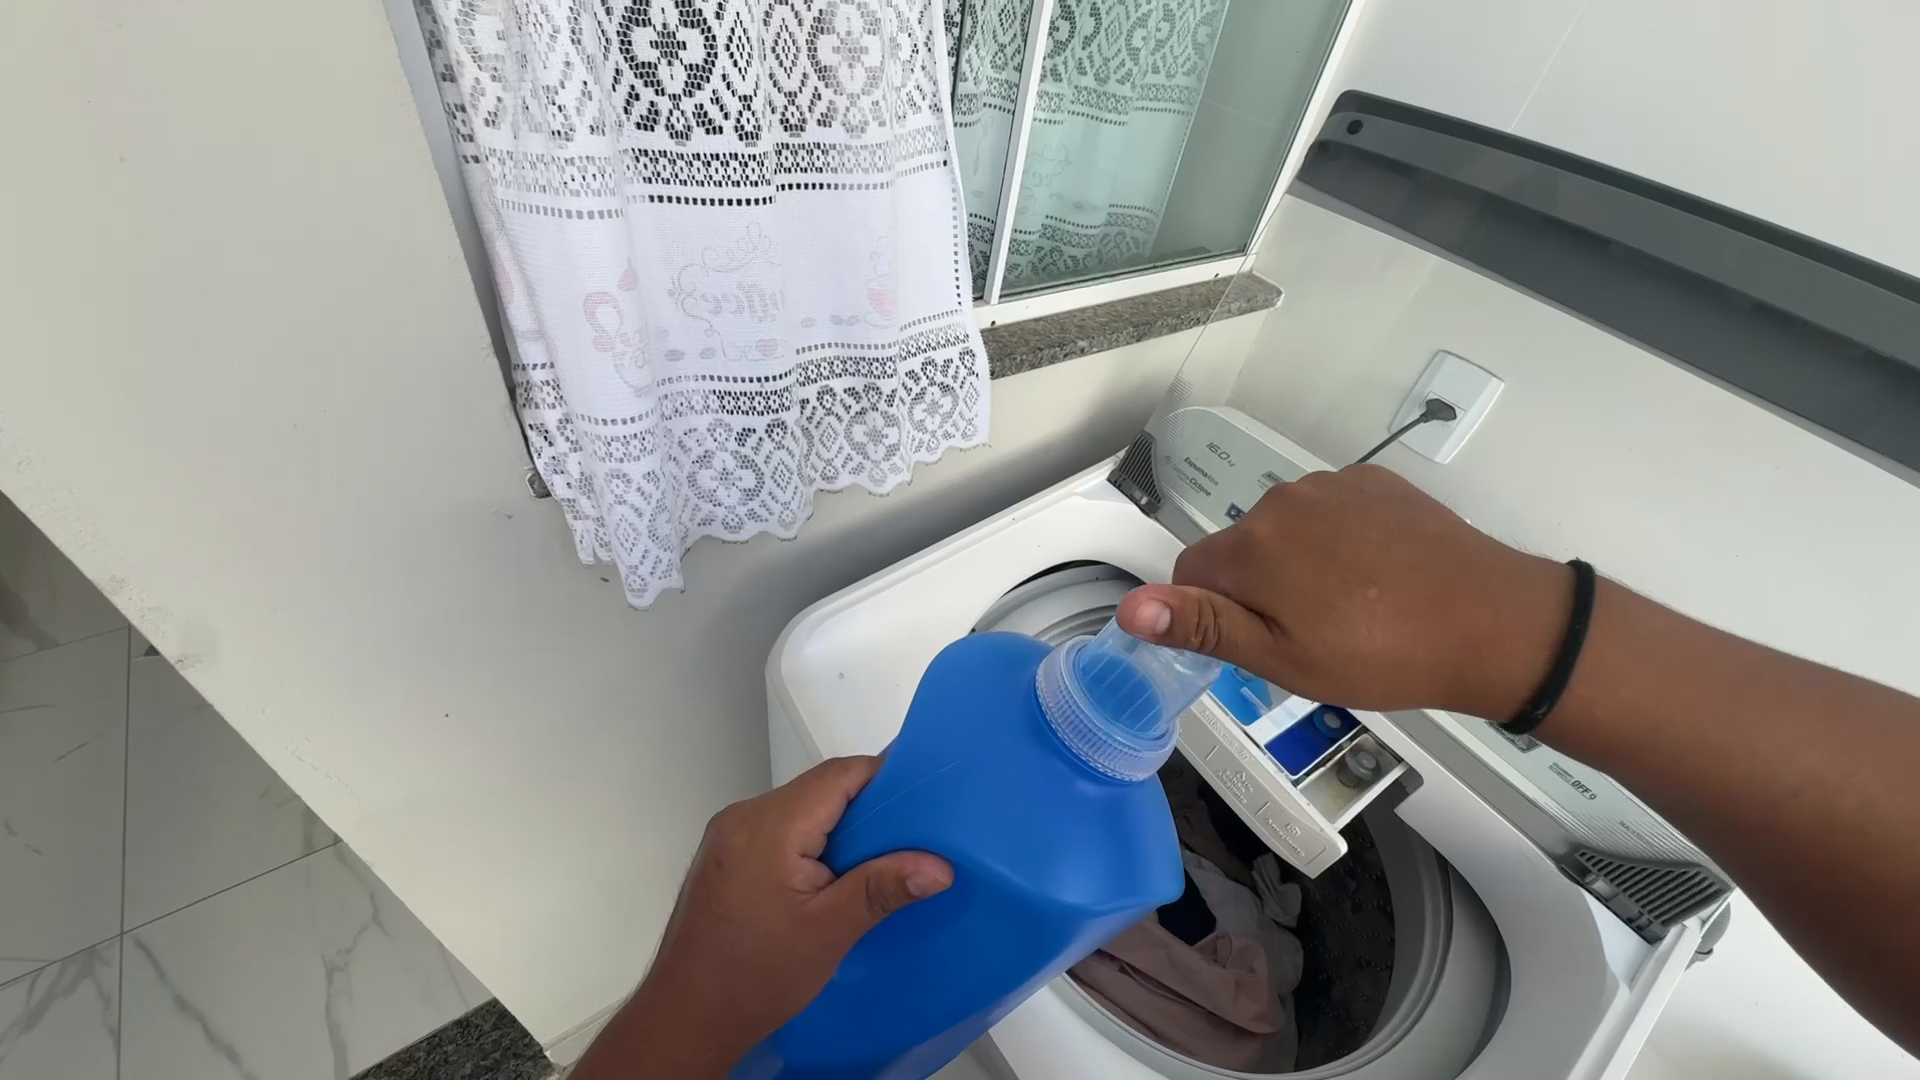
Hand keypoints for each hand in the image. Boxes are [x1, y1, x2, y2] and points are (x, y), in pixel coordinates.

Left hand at [577, 756, 952, 1079]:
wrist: (684, 1020)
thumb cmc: (756, 977)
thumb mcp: (830, 933)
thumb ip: (883, 888)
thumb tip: (941, 866)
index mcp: (771, 825)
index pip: (839, 774)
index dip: (884, 778)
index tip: (921, 801)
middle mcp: (746, 814)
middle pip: (820, 786)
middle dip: (865, 804)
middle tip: (907, 833)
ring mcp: (731, 831)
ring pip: (801, 803)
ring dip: (838, 821)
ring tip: (875, 854)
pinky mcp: (726, 850)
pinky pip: (781, 823)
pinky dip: (811, 835)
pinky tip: (831, 869)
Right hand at [1117, 465, 1570, 719]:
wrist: (1497, 625)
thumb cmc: (1379, 654)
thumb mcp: (1281, 657)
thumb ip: (1201, 625)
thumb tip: (1129, 608)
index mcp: (1252, 545)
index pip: (1189, 572)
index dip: (1213, 612)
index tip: (1259, 640)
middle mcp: (1281, 500)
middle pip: (1236, 547)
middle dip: (1254, 586)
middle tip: (1307, 631)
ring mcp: (1331, 485)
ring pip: (1280, 528)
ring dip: (1294, 560)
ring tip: (1346, 604)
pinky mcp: (1373, 481)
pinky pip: (1326, 509)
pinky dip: (1334, 537)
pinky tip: (1373, 572)